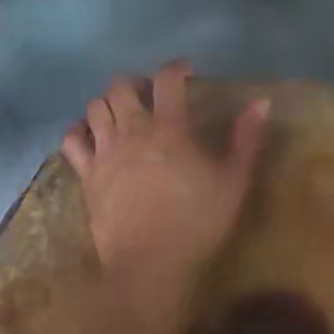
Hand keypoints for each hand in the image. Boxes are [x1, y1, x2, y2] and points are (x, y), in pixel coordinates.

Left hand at [62, 63, 270, 305]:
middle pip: (121, 86)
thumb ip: (247, 140)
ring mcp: (105, 152)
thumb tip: (261, 103)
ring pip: (95, 107)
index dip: (175, 68)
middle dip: (135, 82)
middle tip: (148, 93)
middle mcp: (132, 131)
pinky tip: (89, 134)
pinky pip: (72, 141)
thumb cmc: (197, 223)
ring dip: (107, 102)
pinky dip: (79, 130)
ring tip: (121, 111)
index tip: (185, 70)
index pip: (167, 80)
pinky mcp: (87, 175)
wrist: (150, 265)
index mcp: (169, 129)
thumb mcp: (234, 182)